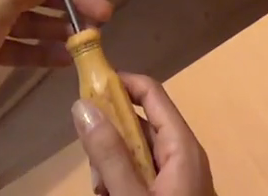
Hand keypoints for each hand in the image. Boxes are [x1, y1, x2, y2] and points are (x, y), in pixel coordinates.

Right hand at [73, 74, 212, 195]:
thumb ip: (109, 154)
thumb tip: (82, 104)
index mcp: (183, 147)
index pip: (150, 92)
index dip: (119, 83)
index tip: (87, 89)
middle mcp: (184, 156)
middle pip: (140, 123)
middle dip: (109, 136)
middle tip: (90, 159)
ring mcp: (181, 179)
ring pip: (137, 152)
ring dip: (113, 164)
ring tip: (101, 189)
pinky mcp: (174, 195)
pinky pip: (144, 174)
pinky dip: (124, 181)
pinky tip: (111, 195)